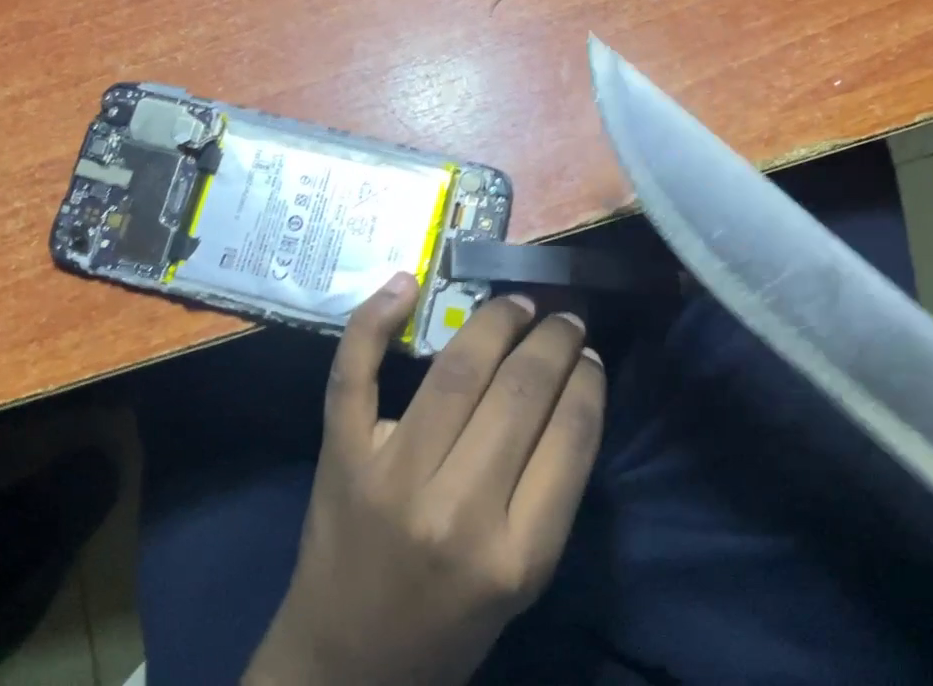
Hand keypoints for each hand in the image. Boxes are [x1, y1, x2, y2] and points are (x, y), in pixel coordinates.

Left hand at [245, 274, 606, 685]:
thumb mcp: (523, 580)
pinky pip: (355, 374)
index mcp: (516, 556)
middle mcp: (455, 512)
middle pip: (518, 394)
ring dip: (495, 322)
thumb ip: (550, 493)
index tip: (591, 358)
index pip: (569, 439)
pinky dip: (374, 321)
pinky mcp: (340, 456)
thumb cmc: (450, 626)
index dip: (587, 385)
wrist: (346, 661)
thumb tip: (570, 391)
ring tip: (519, 304)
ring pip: (455, 371)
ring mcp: (390, 477)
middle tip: (564, 320)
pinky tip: (405, 284)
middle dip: (553, 342)